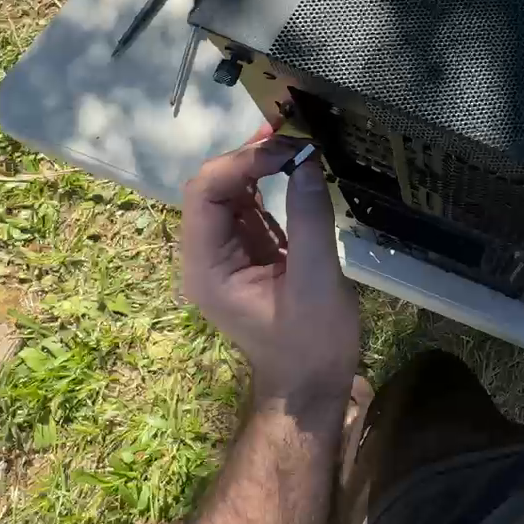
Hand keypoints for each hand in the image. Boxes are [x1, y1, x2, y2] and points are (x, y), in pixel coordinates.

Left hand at [181, 130, 358, 406]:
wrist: (310, 387)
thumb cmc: (313, 342)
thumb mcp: (317, 281)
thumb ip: (309, 218)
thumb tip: (308, 161)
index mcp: (209, 267)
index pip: (206, 194)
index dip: (244, 162)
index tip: (294, 150)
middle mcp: (207, 256)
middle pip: (212, 187)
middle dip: (249, 156)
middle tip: (296, 136)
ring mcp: (226, 254)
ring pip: (228, 191)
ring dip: (258, 163)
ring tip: (295, 139)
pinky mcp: (250, 252)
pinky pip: (249, 205)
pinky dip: (269, 180)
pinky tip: (295, 164)